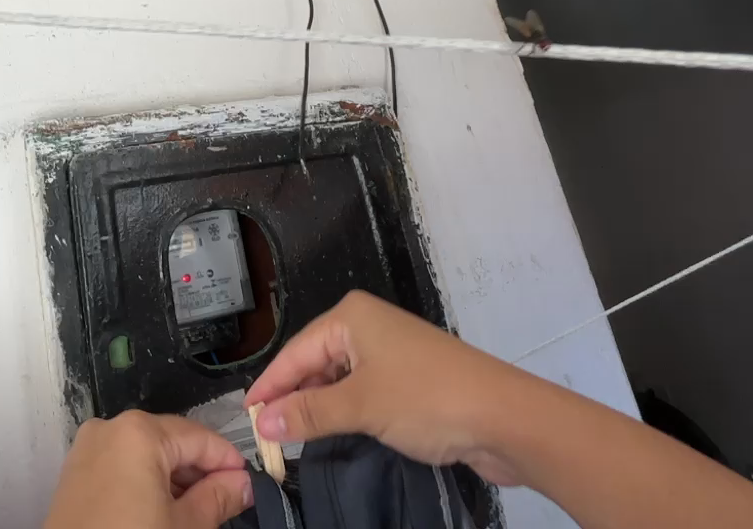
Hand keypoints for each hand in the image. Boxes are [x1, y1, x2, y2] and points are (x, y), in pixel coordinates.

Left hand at [43, 410, 253, 528]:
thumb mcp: (184, 528)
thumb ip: (217, 499)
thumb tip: (242, 483)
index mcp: (139, 431)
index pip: (198, 437)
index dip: (228, 460)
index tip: (249, 484)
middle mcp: (110, 428)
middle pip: (170, 442)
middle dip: (200, 472)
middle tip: (228, 502)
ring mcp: (88, 449)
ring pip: (145, 455)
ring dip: (174, 480)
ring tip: (198, 512)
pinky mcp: (75, 474)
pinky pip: (121, 466)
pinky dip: (145, 483)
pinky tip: (162, 512)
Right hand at [244, 290, 539, 484]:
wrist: (505, 417)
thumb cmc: (427, 398)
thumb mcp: (362, 406)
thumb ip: (310, 414)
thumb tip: (263, 422)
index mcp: (351, 317)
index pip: (297, 350)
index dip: (271, 384)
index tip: (247, 415)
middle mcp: (367, 326)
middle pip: (315, 361)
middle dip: (293, 395)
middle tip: (267, 432)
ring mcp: (390, 352)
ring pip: (338, 377)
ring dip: (318, 405)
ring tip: (292, 435)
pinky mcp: (408, 378)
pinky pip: (362, 390)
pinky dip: (344, 410)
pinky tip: (332, 431)